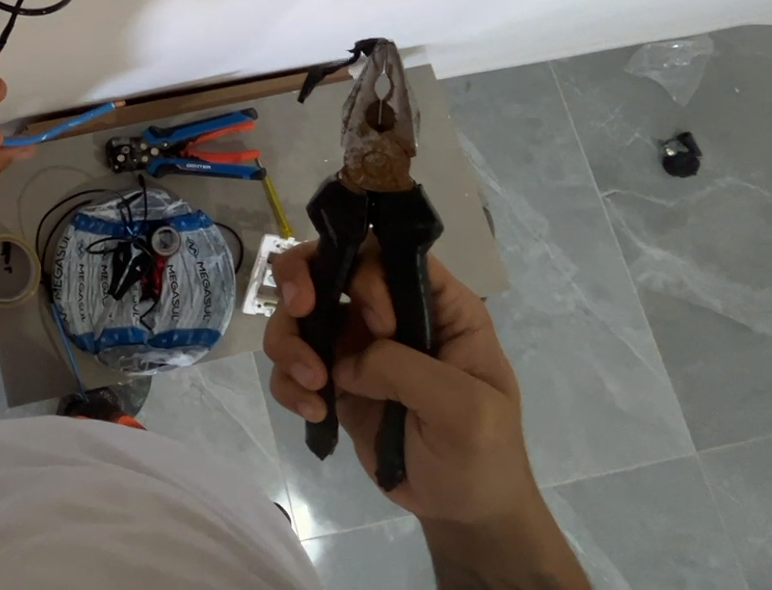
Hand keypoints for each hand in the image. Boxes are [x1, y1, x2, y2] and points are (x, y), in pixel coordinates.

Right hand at [263, 243, 539, 528]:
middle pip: (324, 266)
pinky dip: (288, 383)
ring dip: (289, 344)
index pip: (385, 256)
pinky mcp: (329, 376)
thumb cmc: (483, 456)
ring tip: (312, 388)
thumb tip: (345, 363)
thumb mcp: (467, 410)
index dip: (367, 276)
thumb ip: (406, 369)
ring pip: (295, 315)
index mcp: (435, 306)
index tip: (378, 326)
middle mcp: (387, 313)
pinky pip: (288, 363)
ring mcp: (353, 344)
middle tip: (297, 310)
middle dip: (299, 282)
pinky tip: (313, 413)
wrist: (461, 513)